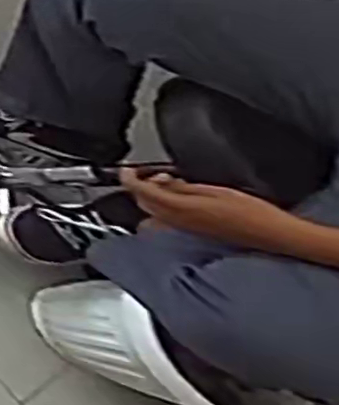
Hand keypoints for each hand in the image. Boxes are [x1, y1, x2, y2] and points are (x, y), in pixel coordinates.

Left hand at [120, 168, 301, 249]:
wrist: (278, 234)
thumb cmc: (253, 212)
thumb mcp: (214, 191)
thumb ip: (181, 187)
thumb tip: (162, 181)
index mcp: (177, 207)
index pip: (139, 190)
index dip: (127, 177)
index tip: (126, 169)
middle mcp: (174, 220)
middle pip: (141, 200)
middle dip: (143, 185)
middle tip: (159, 176)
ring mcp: (182, 228)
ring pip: (151, 209)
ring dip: (152, 195)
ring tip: (172, 186)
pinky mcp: (192, 232)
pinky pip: (164, 218)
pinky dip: (163, 206)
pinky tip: (179, 200)